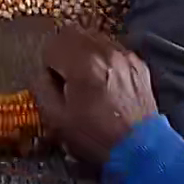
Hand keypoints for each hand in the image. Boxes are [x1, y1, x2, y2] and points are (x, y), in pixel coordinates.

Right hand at [29, 27, 158, 165]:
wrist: (142, 151)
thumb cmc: (96, 136)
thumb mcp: (57, 119)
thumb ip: (41, 88)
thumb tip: (41, 73)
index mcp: (82, 64)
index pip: (51, 45)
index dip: (48, 64)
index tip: (55, 82)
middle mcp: (103, 51)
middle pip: (70, 32)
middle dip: (62, 50)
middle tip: (66, 74)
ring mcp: (123, 54)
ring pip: (92, 36)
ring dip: (83, 50)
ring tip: (87, 76)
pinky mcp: (137, 62)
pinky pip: (111, 48)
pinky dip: (103, 57)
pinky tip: (106, 79)